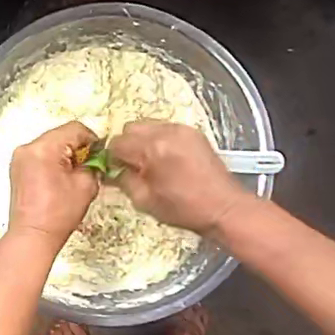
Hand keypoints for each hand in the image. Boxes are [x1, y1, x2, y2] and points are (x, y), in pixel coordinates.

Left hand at [7, 121, 99, 250]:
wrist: (33, 235)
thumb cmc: (58, 213)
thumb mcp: (86, 185)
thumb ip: (93, 164)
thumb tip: (95, 156)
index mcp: (44, 148)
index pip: (74, 129)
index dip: (92, 140)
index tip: (100, 154)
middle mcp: (27, 148)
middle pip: (60, 135)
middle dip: (77, 148)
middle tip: (89, 166)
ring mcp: (19, 158)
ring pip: (50, 145)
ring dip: (64, 155)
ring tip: (74, 175)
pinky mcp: (17, 169)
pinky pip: (39, 156)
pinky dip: (52, 162)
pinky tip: (60, 179)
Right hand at [108, 120, 252, 234]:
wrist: (224, 208)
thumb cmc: (183, 209)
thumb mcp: (143, 200)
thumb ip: (122, 180)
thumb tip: (111, 171)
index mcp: (152, 149)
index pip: (116, 143)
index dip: (111, 158)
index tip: (114, 171)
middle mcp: (166, 132)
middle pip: (130, 128)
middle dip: (125, 146)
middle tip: (131, 167)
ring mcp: (182, 130)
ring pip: (147, 125)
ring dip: (141, 141)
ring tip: (148, 163)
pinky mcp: (193, 133)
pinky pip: (164, 128)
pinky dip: (157, 140)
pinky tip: (163, 159)